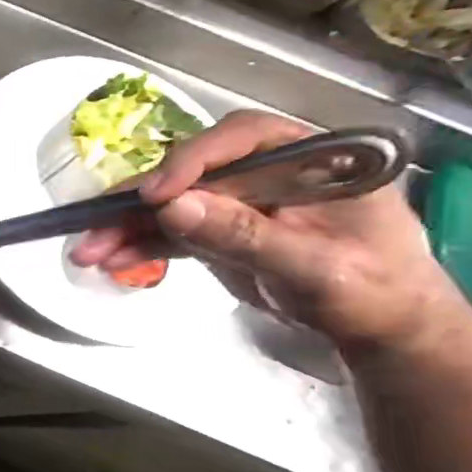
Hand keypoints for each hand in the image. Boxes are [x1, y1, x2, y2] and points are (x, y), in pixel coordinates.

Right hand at [70, 110, 470, 352]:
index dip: (192, 160)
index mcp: (312, 157)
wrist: (385, 332)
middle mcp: (267, 169)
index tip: (155, 195)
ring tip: (86, 253)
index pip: (243, 139)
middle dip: (138, 202)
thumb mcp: (315, 268)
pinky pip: (172, 232)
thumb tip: (172, 207)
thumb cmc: (374, 294)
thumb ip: (245, 235)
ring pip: (172, 204)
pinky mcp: (219, 229)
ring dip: (126, 227)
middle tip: (94, 228)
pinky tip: (110, 260)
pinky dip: (140, 246)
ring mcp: (239, 200)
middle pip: (192, 172)